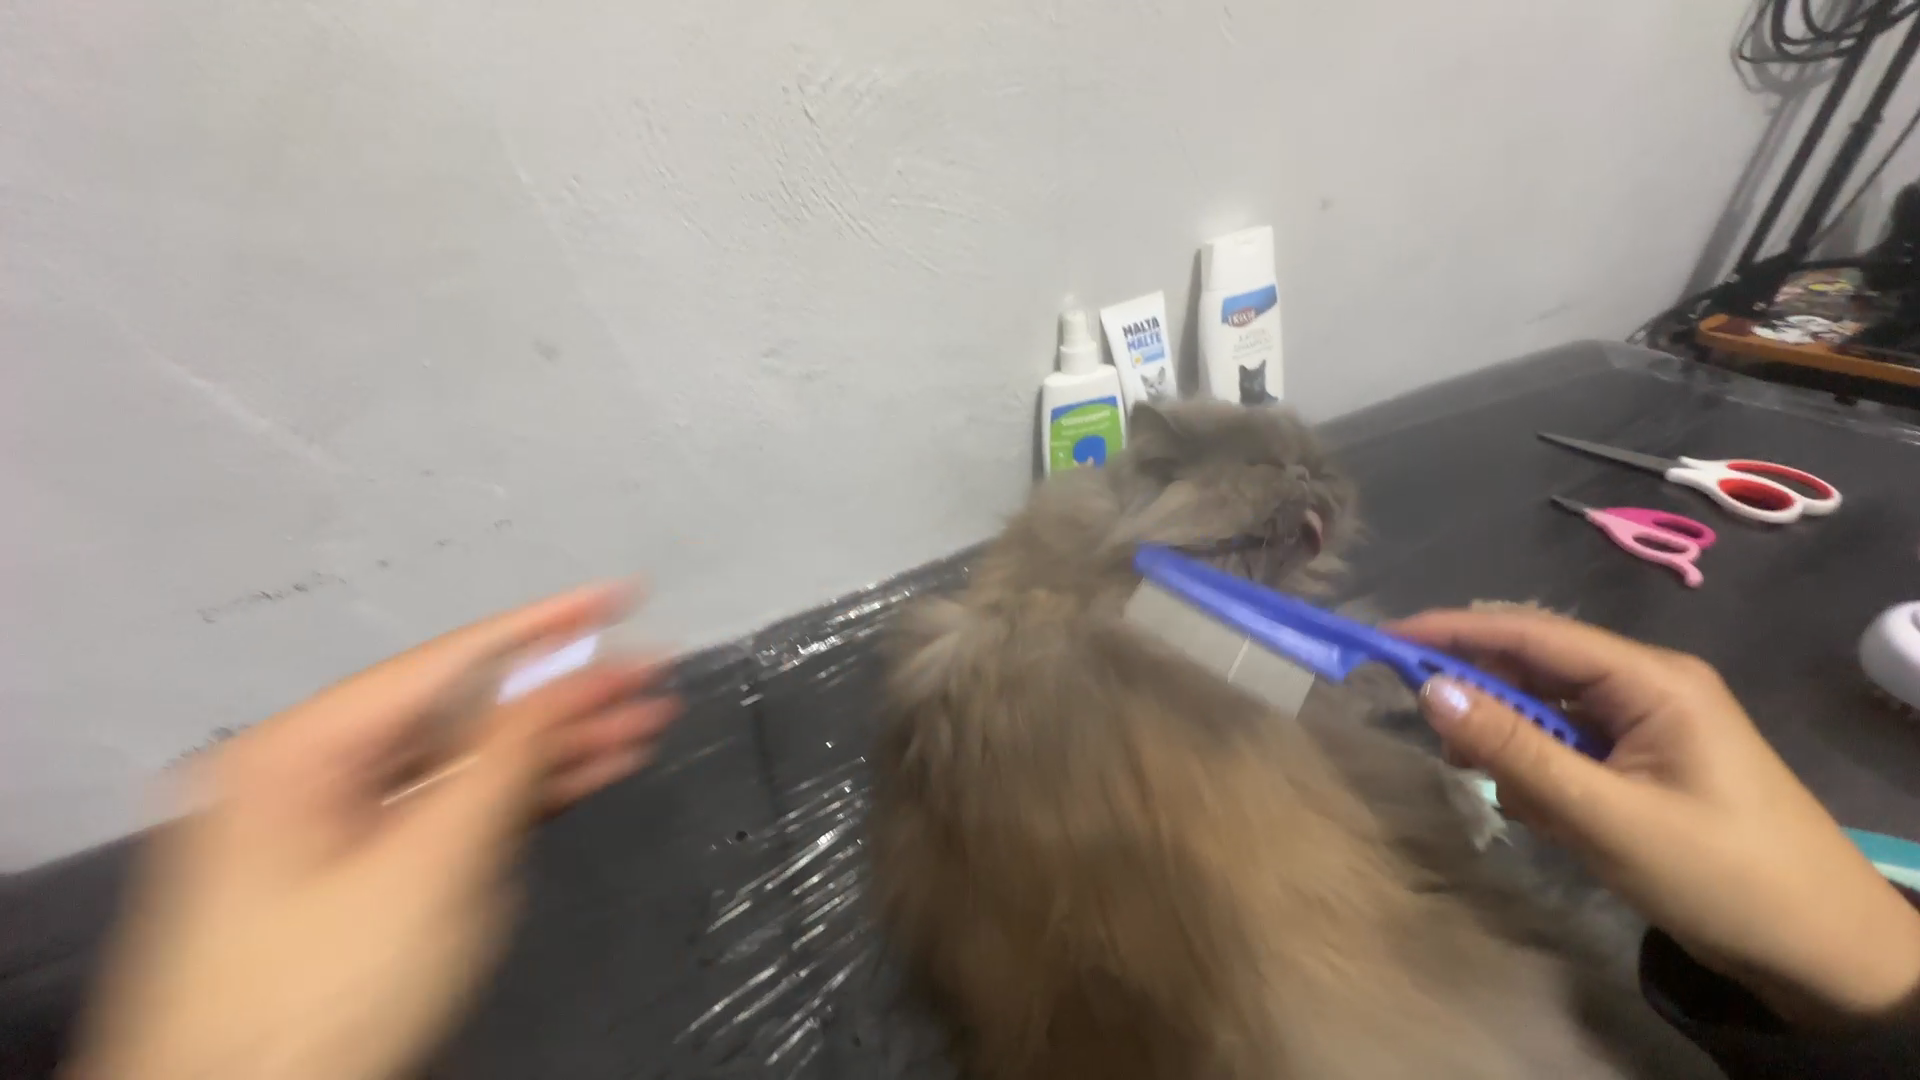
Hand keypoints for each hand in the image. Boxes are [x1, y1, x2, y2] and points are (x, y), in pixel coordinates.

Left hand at [69, 583, 679, 1079]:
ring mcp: (353, 816)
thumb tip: (573, 677)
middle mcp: (323, 767)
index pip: (451, 660)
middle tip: (655, 673)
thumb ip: (509, 754)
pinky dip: (537, 787)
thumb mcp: (433, 860)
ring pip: (481, 757)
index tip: (621, 596)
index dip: (548, 625)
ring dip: (568, 741)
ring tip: (652, 718)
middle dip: (572, 695)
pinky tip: (603, 764)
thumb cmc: (328, 991)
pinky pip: (471, 802)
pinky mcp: (383, 858)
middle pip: (473, 710)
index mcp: (303, 749)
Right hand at [1390, 606, 1919, 1028]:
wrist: (1831, 960)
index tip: (1383, 641)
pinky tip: (1530, 803)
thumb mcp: (1603, 815)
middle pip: (1530, 663)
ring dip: (1502, 735)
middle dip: (1474, 690)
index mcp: (1649, 680)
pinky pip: (1560, 738)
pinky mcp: (1638, 755)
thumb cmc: (1723, 878)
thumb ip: (1512, 749)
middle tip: (1427, 725)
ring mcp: (1643, 720)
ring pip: (1540, 704)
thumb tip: (1428, 690)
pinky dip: (1529, 763)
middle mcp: (1643, 684)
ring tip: (1482, 777)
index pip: (1528, 633)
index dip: (1450, 630)